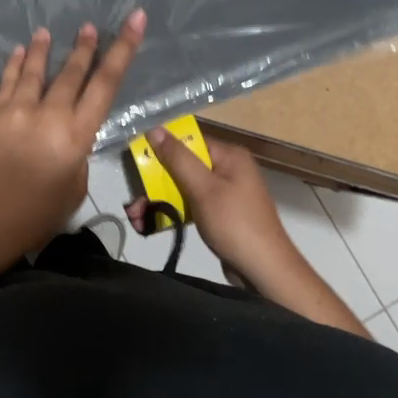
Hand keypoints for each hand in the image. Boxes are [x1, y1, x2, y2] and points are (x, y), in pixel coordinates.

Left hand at [0, 12, 145, 251]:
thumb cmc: (37, 214)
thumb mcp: (74, 188)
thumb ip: (78, 157)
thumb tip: (70, 137)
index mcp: (77, 135)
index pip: (107, 84)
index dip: (123, 50)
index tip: (135, 21)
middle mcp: (51, 115)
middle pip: (73, 72)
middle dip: (85, 47)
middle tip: (90, 26)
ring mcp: (19, 111)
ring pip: (36, 71)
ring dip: (43, 50)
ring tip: (47, 31)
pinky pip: (8, 82)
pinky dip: (14, 65)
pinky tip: (17, 51)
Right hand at [127, 131, 292, 281]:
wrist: (264, 270)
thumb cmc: (234, 224)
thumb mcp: (203, 188)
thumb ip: (178, 158)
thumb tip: (154, 127)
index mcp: (229, 155)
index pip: (188, 141)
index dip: (160, 149)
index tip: (136, 163)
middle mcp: (228, 168)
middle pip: (182, 166)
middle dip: (154, 184)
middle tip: (132, 204)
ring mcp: (224, 192)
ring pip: (182, 188)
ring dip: (158, 201)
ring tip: (135, 218)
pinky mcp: (219, 214)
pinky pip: (190, 205)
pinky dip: (172, 212)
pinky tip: (150, 225)